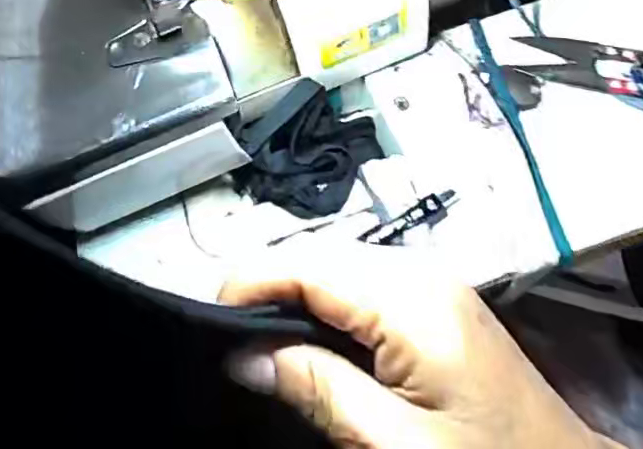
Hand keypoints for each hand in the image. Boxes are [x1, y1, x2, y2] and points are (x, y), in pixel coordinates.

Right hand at [219, 239, 616, 448]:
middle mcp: (416, 267)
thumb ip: (318, 388)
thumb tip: (241, 355)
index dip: (247, 283)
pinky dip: (322, 298)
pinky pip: (356, 277)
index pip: (303, 263)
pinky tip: (312, 336)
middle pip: (313, 253)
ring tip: (264, 340)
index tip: (209, 323)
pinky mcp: (433, 293)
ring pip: (330, 260)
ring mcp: (428, 275)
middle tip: (236, 342)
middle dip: (265, 286)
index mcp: (409, 297)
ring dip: (290, 291)